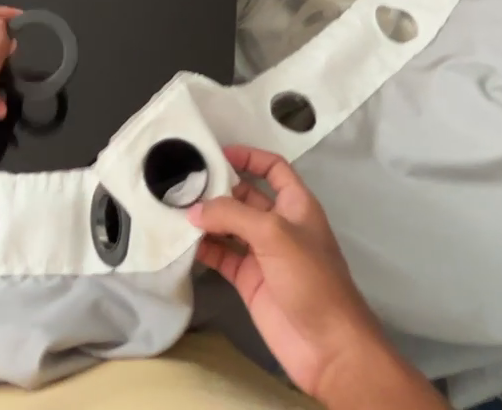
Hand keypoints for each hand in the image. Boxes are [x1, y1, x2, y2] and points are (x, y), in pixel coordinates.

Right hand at [190, 146, 439, 407]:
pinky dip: (203, 247)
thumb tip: (194, 211)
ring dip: (205, 218)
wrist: (328, 346)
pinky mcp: (248, 280)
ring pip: (228, 226)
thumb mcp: (274, 234)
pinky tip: (182, 241)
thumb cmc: (311, 278)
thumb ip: (232, 215)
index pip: (273, 168)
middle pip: (244, 196)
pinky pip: (221, 255)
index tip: (217, 154)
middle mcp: (278, 224)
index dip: (249, 157)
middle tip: (181, 182)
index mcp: (296, 205)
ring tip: (174, 208)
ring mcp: (262, 253)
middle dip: (217, 188)